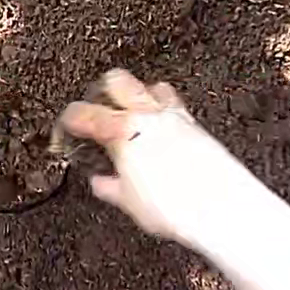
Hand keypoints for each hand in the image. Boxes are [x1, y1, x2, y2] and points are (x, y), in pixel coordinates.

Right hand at [60, 70, 286, 255]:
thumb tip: (101, 183)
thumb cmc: (175, 206)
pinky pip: (175, 105)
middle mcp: (149, 116)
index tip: (68, 122)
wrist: (221, 208)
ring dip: (139, 93)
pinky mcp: (196, 126)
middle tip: (99, 105)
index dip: (71, 117)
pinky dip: (164, 110)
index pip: (85, 114)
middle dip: (104, 90)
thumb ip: (111, 187)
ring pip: (152, 86)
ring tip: (133, 110)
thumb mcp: (130, 202)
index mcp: (123, 132)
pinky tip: (163, 127)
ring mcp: (175, 117)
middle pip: (118, 81)